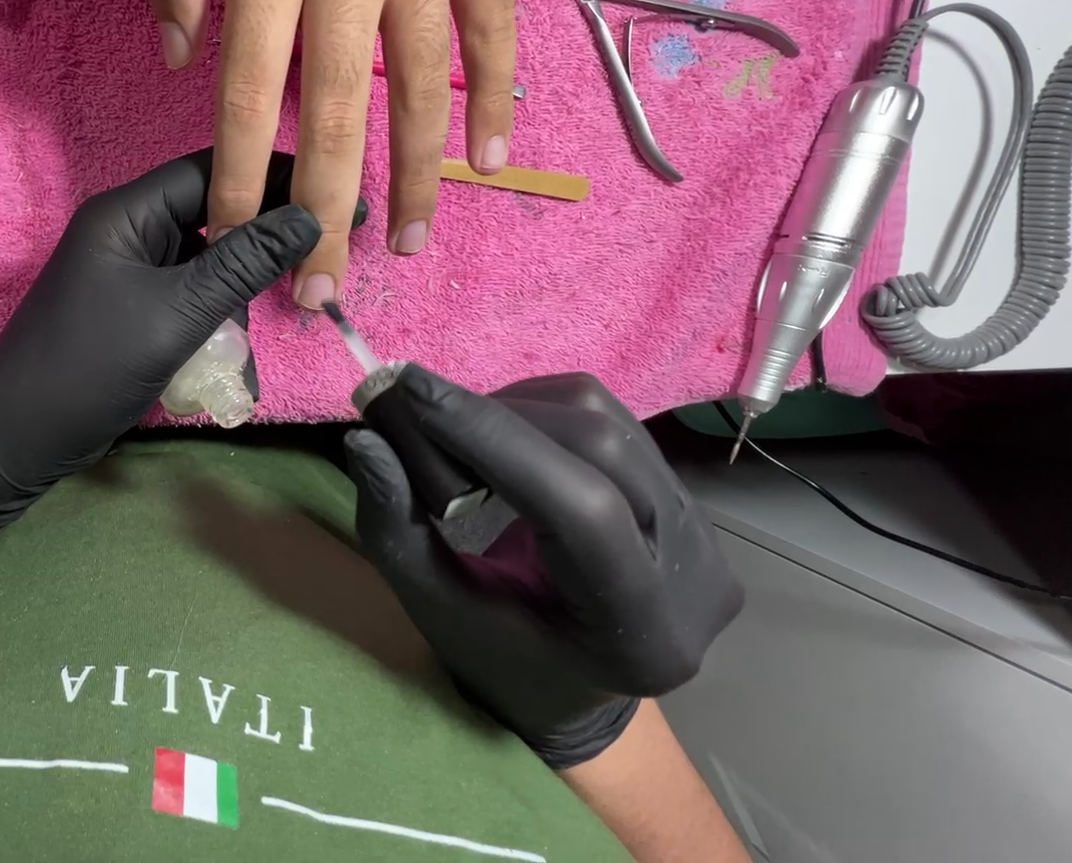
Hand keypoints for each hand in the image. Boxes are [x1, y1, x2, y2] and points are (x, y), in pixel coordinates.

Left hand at [0, 150, 322, 533]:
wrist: (18, 441)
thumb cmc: (90, 368)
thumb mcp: (175, 315)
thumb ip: (243, 264)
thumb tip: (310, 215)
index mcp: (126, 213)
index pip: (213, 173)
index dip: (276, 181)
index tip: (335, 199)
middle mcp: (128, 233)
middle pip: (214, 221)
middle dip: (260, 255)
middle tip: (317, 275)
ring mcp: (128, 274)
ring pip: (206, 271)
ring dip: (234, 308)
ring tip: (252, 350)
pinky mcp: (132, 313)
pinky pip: (187, 306)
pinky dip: (211, 333)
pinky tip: (229, 373)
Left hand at [139, 0, 517, 308]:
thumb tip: (181, 57)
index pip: (251, 98)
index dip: (245, 183)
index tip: (240, 249)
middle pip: (337, 118)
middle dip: (325, 215)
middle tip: (323, 292)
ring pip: (422, 85)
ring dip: (412, 178)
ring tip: (404, 246)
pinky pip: (494, 19)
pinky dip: (497, 91)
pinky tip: (491, 158)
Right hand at [345, 368, 742, 767]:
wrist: (568, 681)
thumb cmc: (493, 655)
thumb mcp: (428, 602)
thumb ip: (394, 522)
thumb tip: (364, 436)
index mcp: (640, 633)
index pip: (578, 508)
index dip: (490, 436)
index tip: (406, 389)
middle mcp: (698, 577)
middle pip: (598, 447)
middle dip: (493, 415)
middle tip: (414, 411)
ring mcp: (706, 533)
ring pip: (605, 419)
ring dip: (513, 406)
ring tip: (455, 431)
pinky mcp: (689, 498)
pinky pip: (611, 417)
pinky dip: (537, 408)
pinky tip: (499, 435)